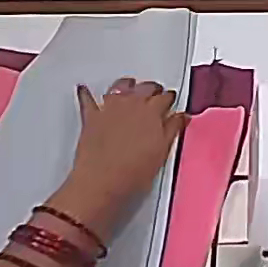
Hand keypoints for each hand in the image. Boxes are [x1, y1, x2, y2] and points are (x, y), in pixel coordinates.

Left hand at [47, 78, 186, 240]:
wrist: (102, 182)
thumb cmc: (132, 171)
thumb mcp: (162, 152)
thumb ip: (173, 129)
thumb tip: (182, 117)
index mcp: (152, 111)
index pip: (165, 97)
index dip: (169, 98)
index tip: (171, 100)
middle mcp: (131, 103)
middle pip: (145, 87)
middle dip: (152, 89)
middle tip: (156, 94)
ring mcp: (110, 108)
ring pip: (120, 85)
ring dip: (127, 85)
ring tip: (130, 87)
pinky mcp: (91, 116)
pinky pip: (87, 98)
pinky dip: (87, 93)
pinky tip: (85, 89)